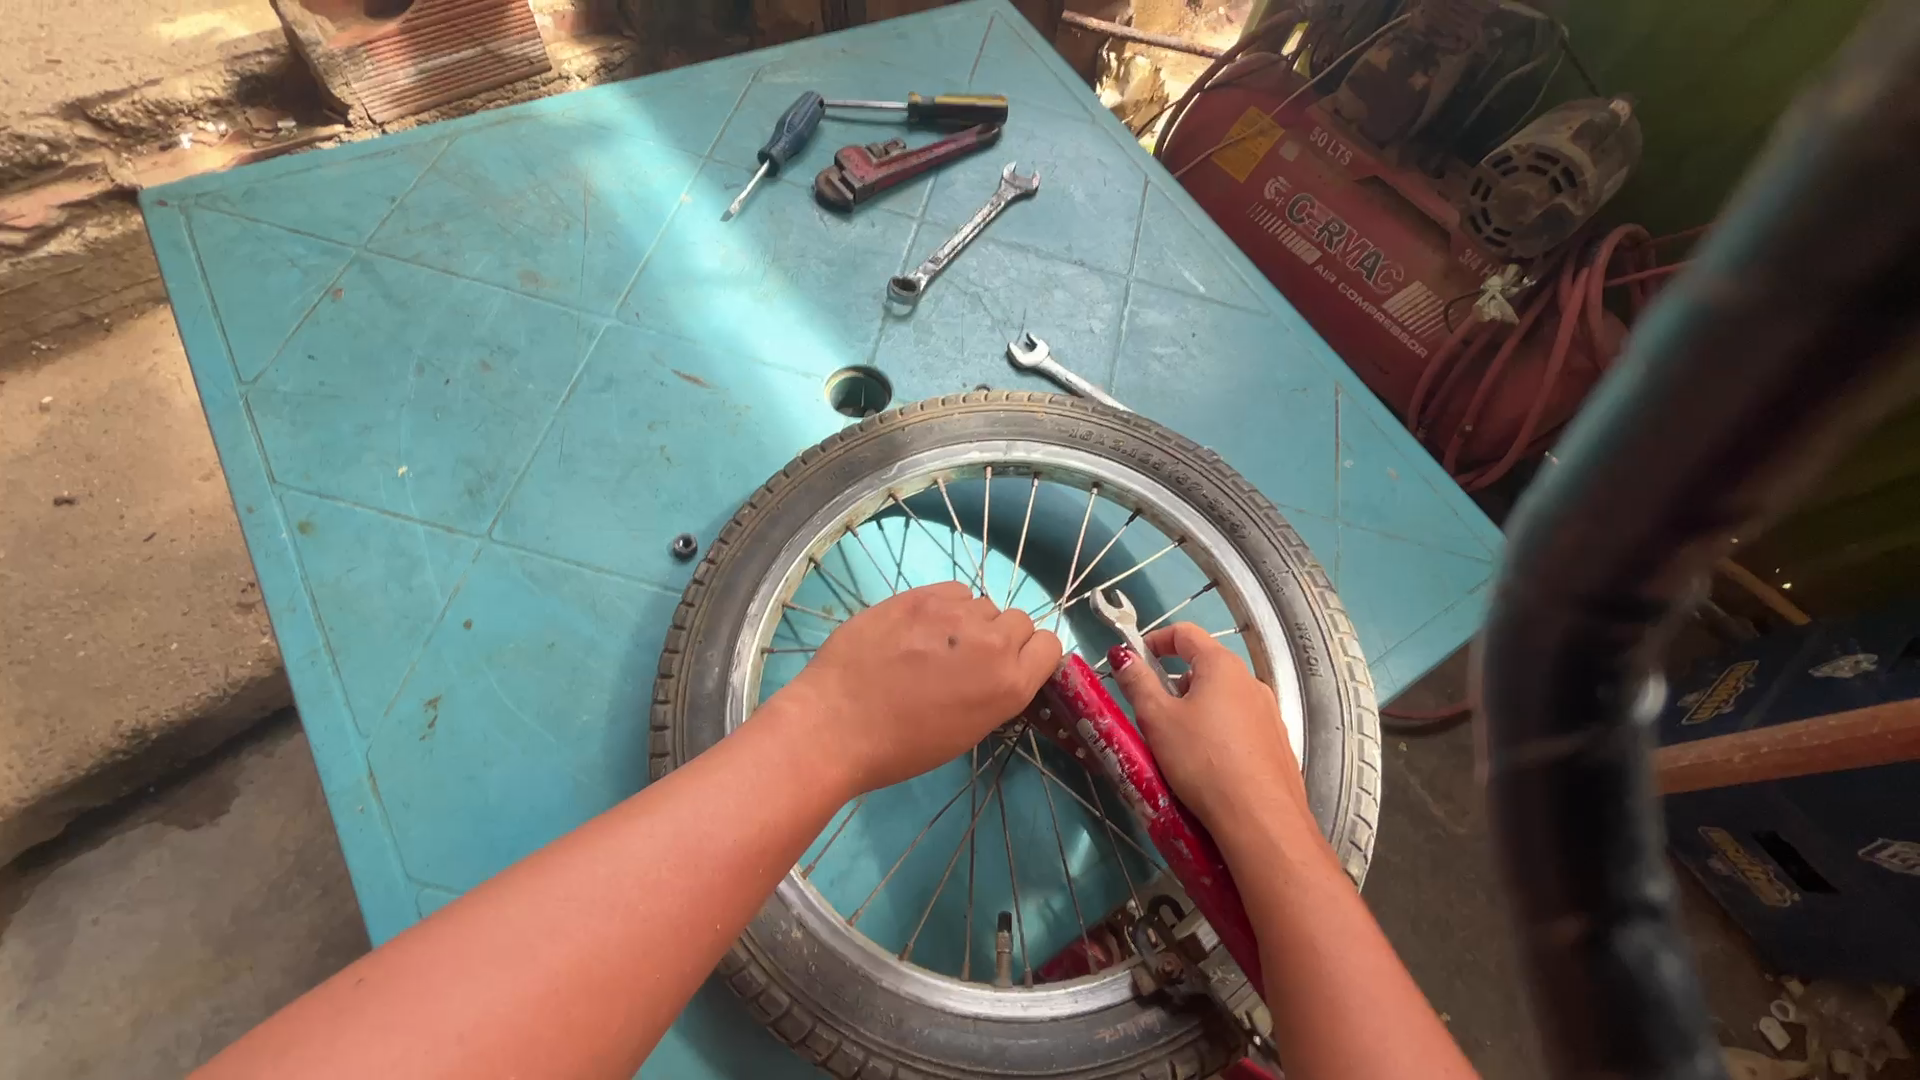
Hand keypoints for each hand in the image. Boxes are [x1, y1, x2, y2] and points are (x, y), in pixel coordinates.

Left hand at [773, 582, 1062, 794]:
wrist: (836, 725)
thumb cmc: (901, 746)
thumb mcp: (968, 731)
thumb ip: (995, 692)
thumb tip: (996, 670)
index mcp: (1010, 684)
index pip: (1050, 645)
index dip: (1032, 655)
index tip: (1010, 665)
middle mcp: (992, 642)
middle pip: (1020, 620)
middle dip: (1002, 637)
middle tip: (968, 658)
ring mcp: (954, 614)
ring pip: (983, 604)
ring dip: (970, 621)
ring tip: (936, 643)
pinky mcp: (920, 595)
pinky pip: (952, 590)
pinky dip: (944, 606)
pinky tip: (919, 627)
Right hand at [1109, 623, 1306, 829]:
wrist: (1262, 820)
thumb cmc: (1202, 761)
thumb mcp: (1157, 719)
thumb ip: (1138, 683)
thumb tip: (1123, 655)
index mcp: (1221, 666)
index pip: (1185, 633)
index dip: (1156, 639)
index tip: (1136, 660)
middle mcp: (1251, 681)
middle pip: (1206, 665)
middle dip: (1174, 681)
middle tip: (1153, 710)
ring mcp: (1270, 713)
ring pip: (1224, 697)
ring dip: (1197, 707)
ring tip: (1178, 741)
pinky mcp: (1278, 743)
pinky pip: (1241, 724)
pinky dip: (1219, 731)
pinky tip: (1209, 763)